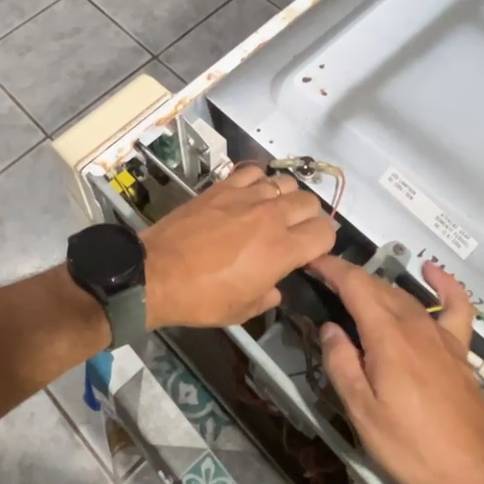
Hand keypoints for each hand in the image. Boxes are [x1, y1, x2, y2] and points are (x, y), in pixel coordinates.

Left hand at [142, 165, 335, 328]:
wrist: (157, 273)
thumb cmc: (202, 299)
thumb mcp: (243, 311)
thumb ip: (269, 295)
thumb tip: (275, 286)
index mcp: (282, 250)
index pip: (325, 233)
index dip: (322, 244)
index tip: (309, 253)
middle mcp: (271, 217)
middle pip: (310, 202)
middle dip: (309, 218)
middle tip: (294, 232)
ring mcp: (247, 196)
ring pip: (285, 182)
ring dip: (286, 197)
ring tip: (273, 211)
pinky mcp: (223, 186)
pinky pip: (254, 172)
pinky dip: (259, 180)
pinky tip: (251, 194)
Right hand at [310, 255, 483, 483]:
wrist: (474, 475)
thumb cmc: (411, 447)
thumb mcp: (362, 412)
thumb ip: (341, 364)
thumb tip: (330, 328)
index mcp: (387, 335)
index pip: (354, 284)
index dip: (330, 268)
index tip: (310, 260)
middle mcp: (415, 325)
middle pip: (378, 286)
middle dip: (348, 278)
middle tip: (322, 283)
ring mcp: (441, 335)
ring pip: (405, 296)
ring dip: (377, 287)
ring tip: (354, 291)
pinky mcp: (460, 350)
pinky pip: (455, 306)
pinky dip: (444, 284)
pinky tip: (431, 272)